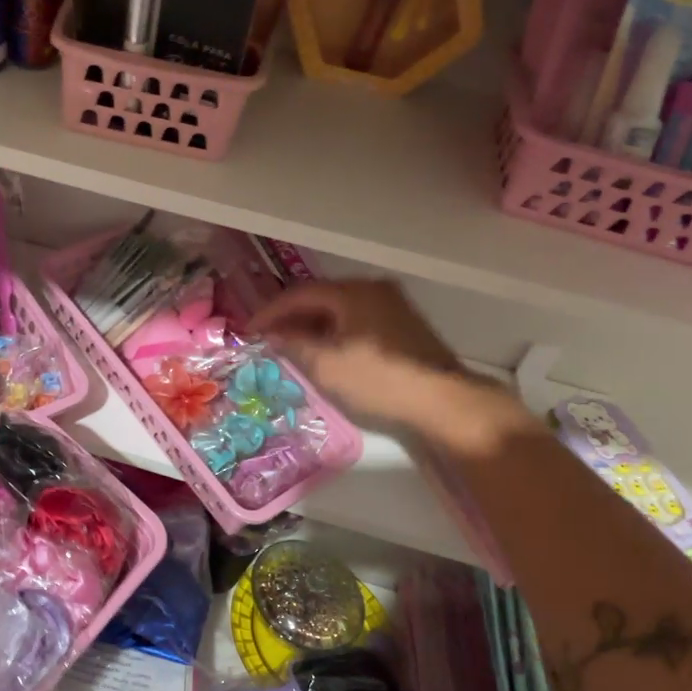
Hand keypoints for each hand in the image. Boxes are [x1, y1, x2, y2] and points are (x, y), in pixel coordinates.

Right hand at [250, 280, 536, 458]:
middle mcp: (373, 288)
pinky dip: (335, 331)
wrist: (443, 401)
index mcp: (352, 291)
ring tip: (291, 346)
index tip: (249, 330)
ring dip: (313, 325)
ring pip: (340, 309)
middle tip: (267, 337)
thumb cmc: (378, 379)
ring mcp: (392, 305)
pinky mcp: (403, 325)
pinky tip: (325, 351)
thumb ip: (293, 344)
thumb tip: (271, 335)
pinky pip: (357, 320)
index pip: (299, 293)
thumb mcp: (326, 365)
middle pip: (321, 297)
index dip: (270, 312)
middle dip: (291, 317)